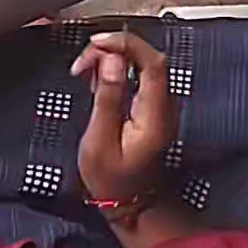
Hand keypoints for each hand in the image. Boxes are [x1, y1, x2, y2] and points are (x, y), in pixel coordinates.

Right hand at [72, 31, 177, 202]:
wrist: (129, 203)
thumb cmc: (111, 179)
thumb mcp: (100, 140)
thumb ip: (108, 97)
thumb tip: (113, 60)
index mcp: (154, 113)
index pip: (152, 63)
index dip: (126, 44)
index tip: (97, 44)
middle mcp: (163, 105)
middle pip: (148, 58)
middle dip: (115, 49)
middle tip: (84, 60)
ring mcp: (159, 105)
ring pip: (142, 64)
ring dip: (113, 58)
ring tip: (85, 70)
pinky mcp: (149, 106)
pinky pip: (137, 75)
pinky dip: (116, 69)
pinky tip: (96, 79)